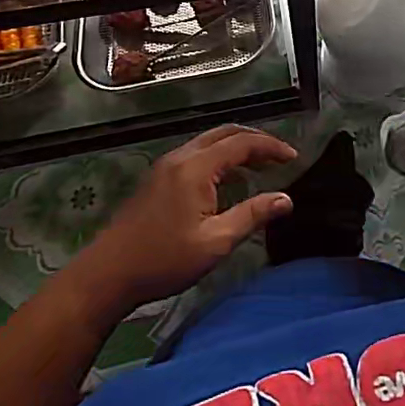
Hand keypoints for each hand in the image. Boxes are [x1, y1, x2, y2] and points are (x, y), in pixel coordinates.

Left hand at [70, 125, 297, 309]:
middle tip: (279, 158)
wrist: (110, 271)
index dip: (270, 147)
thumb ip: (252, 215)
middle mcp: (180, 157)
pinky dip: (219, 158)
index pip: (241, 143)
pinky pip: (196, 155)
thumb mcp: (216, 242)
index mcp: (195, 167)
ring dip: (236, 148)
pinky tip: (229, 182)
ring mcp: (166, 166)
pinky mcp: (158, 178)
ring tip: (260, 168)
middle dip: (255, 141)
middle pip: (224, 134)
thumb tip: (286, 198)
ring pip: (209, 142)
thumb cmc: (164, 259)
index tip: (294, 158)